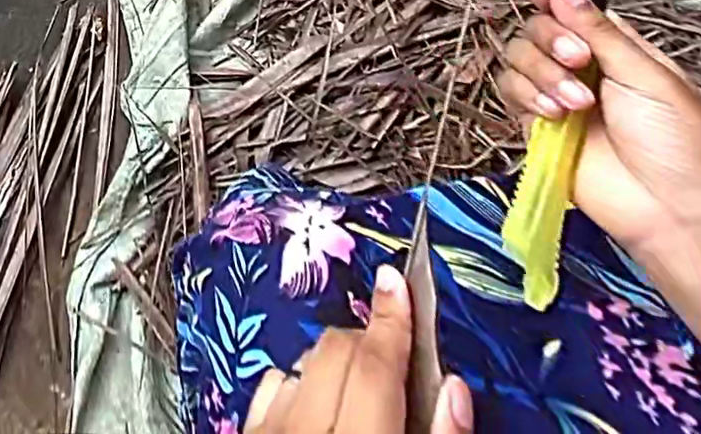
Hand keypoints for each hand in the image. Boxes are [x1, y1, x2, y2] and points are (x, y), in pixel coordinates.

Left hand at [247, 264, 473, 433]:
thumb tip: (454, 388)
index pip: (375, 368)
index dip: (393, 323)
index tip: (399, 281)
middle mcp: (301, 429)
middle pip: (336, 351)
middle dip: (369, 344)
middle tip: (400, 363)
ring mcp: (266, 430)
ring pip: (303, 360)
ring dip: (335, 365)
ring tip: (363, 397)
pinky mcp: (246, 431)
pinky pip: (273, 384)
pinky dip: (300, 383)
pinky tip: (319, 408)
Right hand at [497, 0, 700, 265]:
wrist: (676, 213)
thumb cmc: (685, 145)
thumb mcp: (648, 76)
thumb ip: (596, 28)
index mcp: (616, 50)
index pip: (570, 11)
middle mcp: (581, 68)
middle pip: (535, 29)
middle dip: (550, 41)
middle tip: (577, 59)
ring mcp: (556, 95)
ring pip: (517, 58)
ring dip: (542, 74)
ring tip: (578, 103)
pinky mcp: (534, 122)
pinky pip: (508, 90)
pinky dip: (525, 95)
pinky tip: (553, 114)